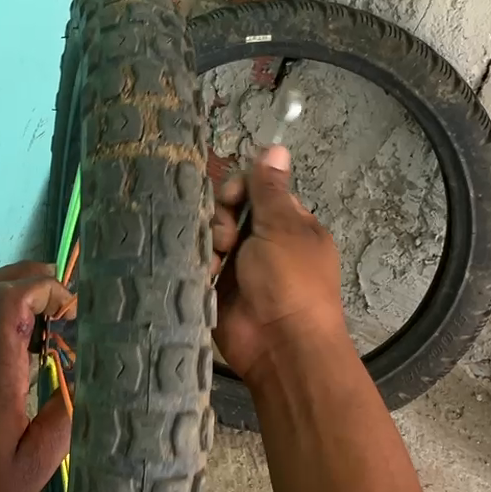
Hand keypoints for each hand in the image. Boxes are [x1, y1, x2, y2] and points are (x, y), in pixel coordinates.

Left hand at [0, 261, 74, 491]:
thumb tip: (72, 387)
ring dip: (8, 300)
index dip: (45, 287)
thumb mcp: (30, 473)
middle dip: (27, 276)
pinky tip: (10, 360)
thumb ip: (60, 424)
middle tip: (60, 295)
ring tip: (42, 328)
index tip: (71, 308)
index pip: (11, 298)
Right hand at [211, 145, 347, 382]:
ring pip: (209, 236)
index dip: (241, 188)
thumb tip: (276, 145)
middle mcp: (263, 243)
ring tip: (216, 259)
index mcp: (289, 224)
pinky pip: (199, 264)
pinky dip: (198, 264)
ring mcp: (239, 267)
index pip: (257, 190)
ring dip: (209, 242)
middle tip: (227, 237)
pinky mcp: (215, 289)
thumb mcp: (283, 227)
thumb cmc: (291, 281)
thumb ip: (269, 188)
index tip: (233, 197)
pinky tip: (202, 270)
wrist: (280, 346)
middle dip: (221, 216)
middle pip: (228, 210)